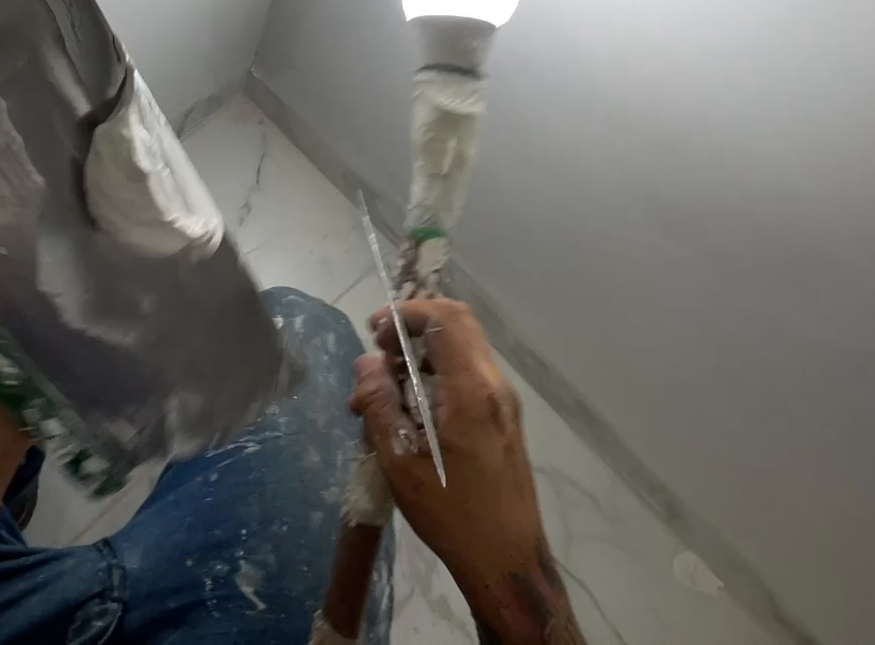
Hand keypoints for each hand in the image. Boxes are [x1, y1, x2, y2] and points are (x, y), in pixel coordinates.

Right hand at [348, 299, 547, 589]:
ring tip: (380, 392)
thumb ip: (379, 403)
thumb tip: (366, 362)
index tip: (373, 332)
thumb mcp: (400, 461)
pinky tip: (405, 411)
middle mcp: (493, 386)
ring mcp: (501, 402)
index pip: (444, 319)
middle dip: (410, 328)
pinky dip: (432, 375)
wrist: (508, 562)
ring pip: (458, 349)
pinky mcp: (501, 418)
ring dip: (417, 355)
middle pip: (455, 324)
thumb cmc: (452, 513)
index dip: (405, 312)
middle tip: (377, 353)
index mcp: (472, 390)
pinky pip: (464, 375)